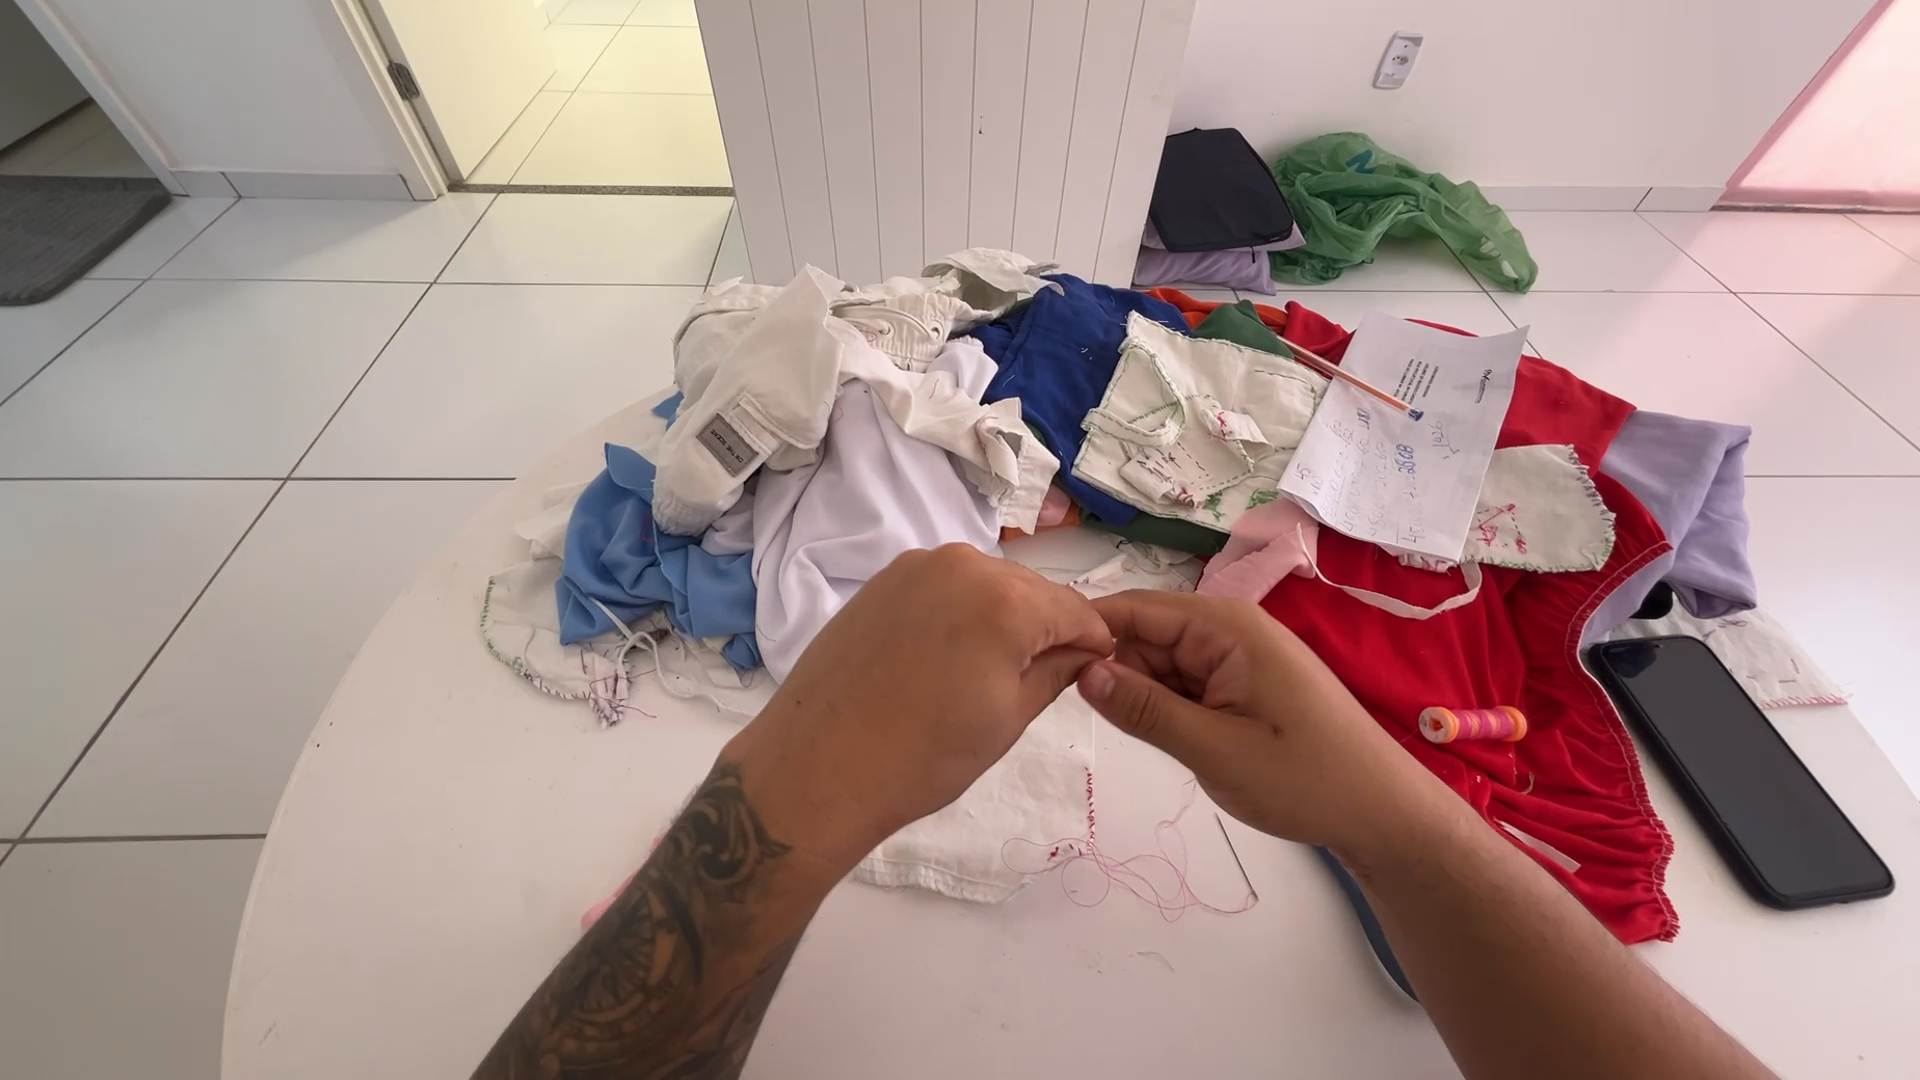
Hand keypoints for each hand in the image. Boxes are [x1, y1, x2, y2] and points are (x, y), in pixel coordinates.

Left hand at [723, 545, 1112, 871]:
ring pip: (987, 583)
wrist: (819, 766)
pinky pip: (946, 584)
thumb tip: (1082, 649)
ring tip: (984, 669)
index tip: (1094, 666)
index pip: (1075, 610)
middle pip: (1031, 590)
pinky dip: (960, 609)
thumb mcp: (1009, 718)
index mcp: (1007, 599)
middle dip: (1045, 626)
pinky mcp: (885, 577)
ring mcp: (918, 565)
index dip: (1091, 640)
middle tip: (1037, 676)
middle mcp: (964, 563)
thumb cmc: (924, 756)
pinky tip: (946, 652)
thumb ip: (1056, 670)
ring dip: (1001, 616)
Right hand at [1077, 590, 1455, 852]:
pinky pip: (1185, 680)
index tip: (1047, 666)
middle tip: (1106, 725)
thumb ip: (1144, 709)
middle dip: (1118, 672)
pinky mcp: (1242, 678)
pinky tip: (1181, 739)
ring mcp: (1237, 653)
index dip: (1089, 631)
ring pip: (1162, 660)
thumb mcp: (1214, 750)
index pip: (1136, 609)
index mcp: (1224, 626)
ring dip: (1146, 694)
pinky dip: (1170, 705)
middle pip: (1146, 634)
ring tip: (1159, 740)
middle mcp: (1228, 627)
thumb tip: (1083, 672)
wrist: (1384, 815)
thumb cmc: (1305, 780)